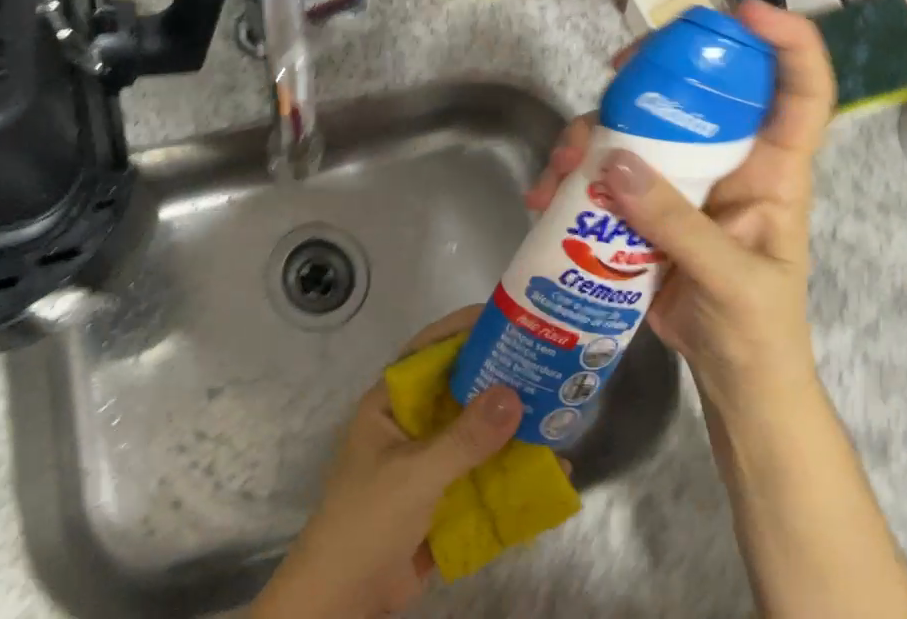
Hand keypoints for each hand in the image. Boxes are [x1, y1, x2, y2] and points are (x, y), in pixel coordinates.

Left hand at [251, 307, 523, 618]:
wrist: (347, 593)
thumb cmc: (368, 518)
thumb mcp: (416, 473)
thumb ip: (464, 437)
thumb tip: (513, 394)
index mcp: (390, 403)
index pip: (427, 352)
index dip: (462, 330)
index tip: (506, 316)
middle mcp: (411, 424)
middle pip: (459, 390)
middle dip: (499, 379)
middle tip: (548, 364)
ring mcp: (429, 461)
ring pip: (477, 432)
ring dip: (513, 426)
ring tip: (560, 413)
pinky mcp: (444, 496)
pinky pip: (484, 473)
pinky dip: (514, 470)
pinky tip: (552, 470)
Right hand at [525, 1, 834, 410]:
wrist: (729, 377)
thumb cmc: (758, 330)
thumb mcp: (731, 281)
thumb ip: (677, 225)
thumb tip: (614, 163)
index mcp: (774, 172)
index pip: (799, 93)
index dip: (786, 44)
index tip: (743, 13)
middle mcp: (727, 163)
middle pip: (697, 91)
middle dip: (653, 72)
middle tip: (614, 74)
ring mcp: (681, 181)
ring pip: (637, 127)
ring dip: (592, 133)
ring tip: (558, 169)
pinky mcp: (643, 204)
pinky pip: (603, 170)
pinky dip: (571, 176)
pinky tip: (544, 195)